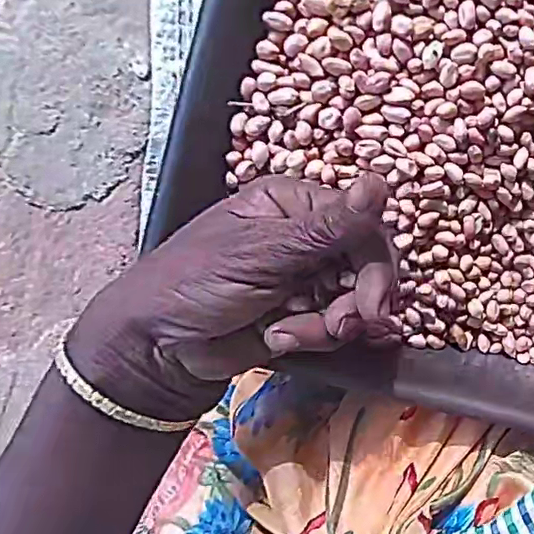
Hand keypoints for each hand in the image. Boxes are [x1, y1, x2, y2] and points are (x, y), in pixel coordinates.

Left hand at [66, 173, 398, 421]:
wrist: (154, 349)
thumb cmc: (192, 282)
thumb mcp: (262, 252)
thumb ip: (327, 226)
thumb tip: (379, 183)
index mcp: (297, 205)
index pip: (364, 227)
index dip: (376, 265)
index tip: (374, 303)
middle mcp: (311, 237)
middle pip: (368, 266)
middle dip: (356, 301)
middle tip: (339, 325)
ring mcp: (310, 277)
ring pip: (357, 300)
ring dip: (331, 323)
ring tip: (288, 332)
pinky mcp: (307, 312)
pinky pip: (337, 325)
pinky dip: (313, 337)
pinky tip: (277, 337)